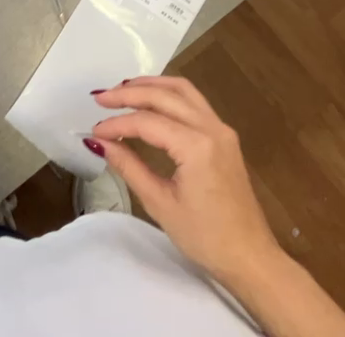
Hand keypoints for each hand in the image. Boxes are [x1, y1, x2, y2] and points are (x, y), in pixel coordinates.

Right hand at [88, 75, 278, 279]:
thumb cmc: (205, 237)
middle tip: (100, 100)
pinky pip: (194, 101)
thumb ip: (129, 166)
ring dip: (151, 86)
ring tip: (122, 91)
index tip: (94, 132)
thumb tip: (99, 143)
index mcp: (196, 147)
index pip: (147, 122)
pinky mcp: (224, 136)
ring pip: (182, 90)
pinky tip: (151, 100)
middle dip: (128, 93)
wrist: (250, 257)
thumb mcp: (160, 204)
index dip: (117, 124)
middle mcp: (211, 128)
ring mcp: (222, 129)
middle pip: (164, 95)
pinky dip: (168, 93)